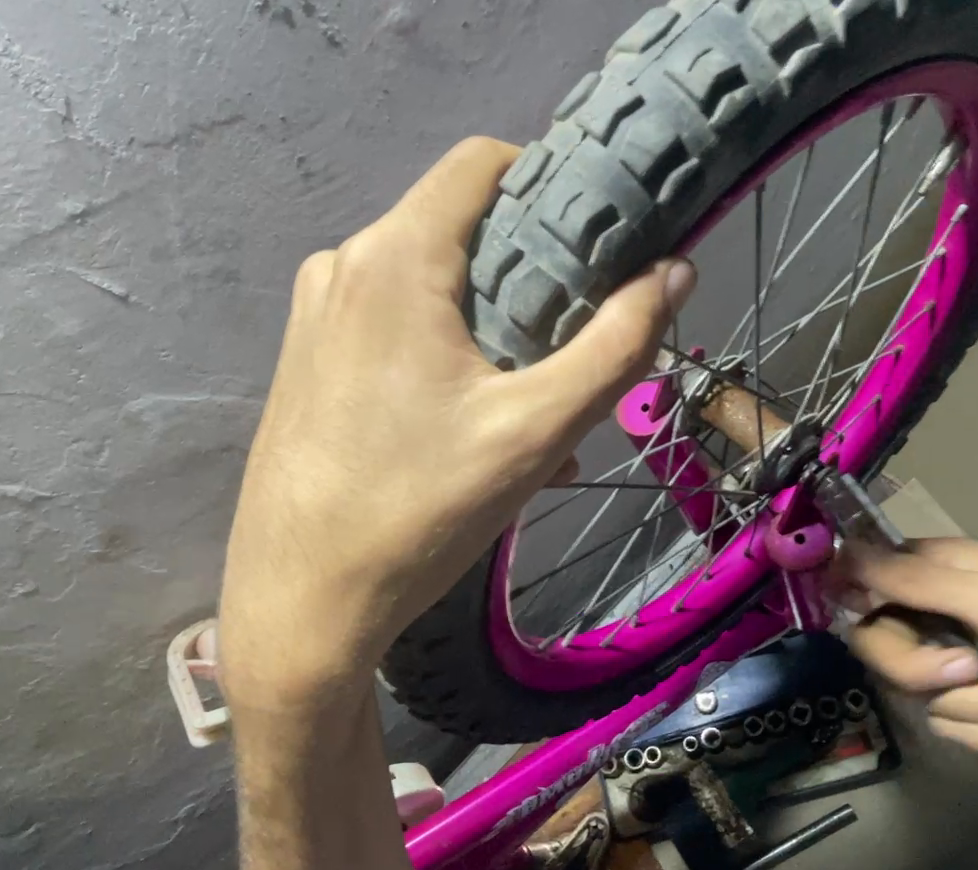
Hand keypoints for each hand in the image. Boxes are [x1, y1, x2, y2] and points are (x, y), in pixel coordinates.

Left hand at [218, 138, 695, 709]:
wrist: (302, 600)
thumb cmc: (419, 509)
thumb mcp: (535, 429)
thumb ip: (616, 346)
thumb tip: (676, 274)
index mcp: (394, 257)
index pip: (483, 162)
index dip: (552, 183)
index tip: (600, 244)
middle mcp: (346, 266)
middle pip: (465, 234)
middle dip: (534, 285)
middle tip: (578, 355)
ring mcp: (320, 317)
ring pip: (436, 294)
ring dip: (500, 340)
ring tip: (541, 423)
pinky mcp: (311, 364)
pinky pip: (400, 337)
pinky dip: (453, 367)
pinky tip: (484, 442)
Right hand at [835, 538, 977, 761]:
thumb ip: (916, 580)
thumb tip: (842, 549)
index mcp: (940, 572)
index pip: (863, 577)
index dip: (852, 600)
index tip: (864, 621)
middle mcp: (937, 614)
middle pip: (879, 648)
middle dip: (925, 672)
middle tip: (968, 670)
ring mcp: (954, 664)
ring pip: (920, 698)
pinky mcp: (974, 708)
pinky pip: (953, 728)